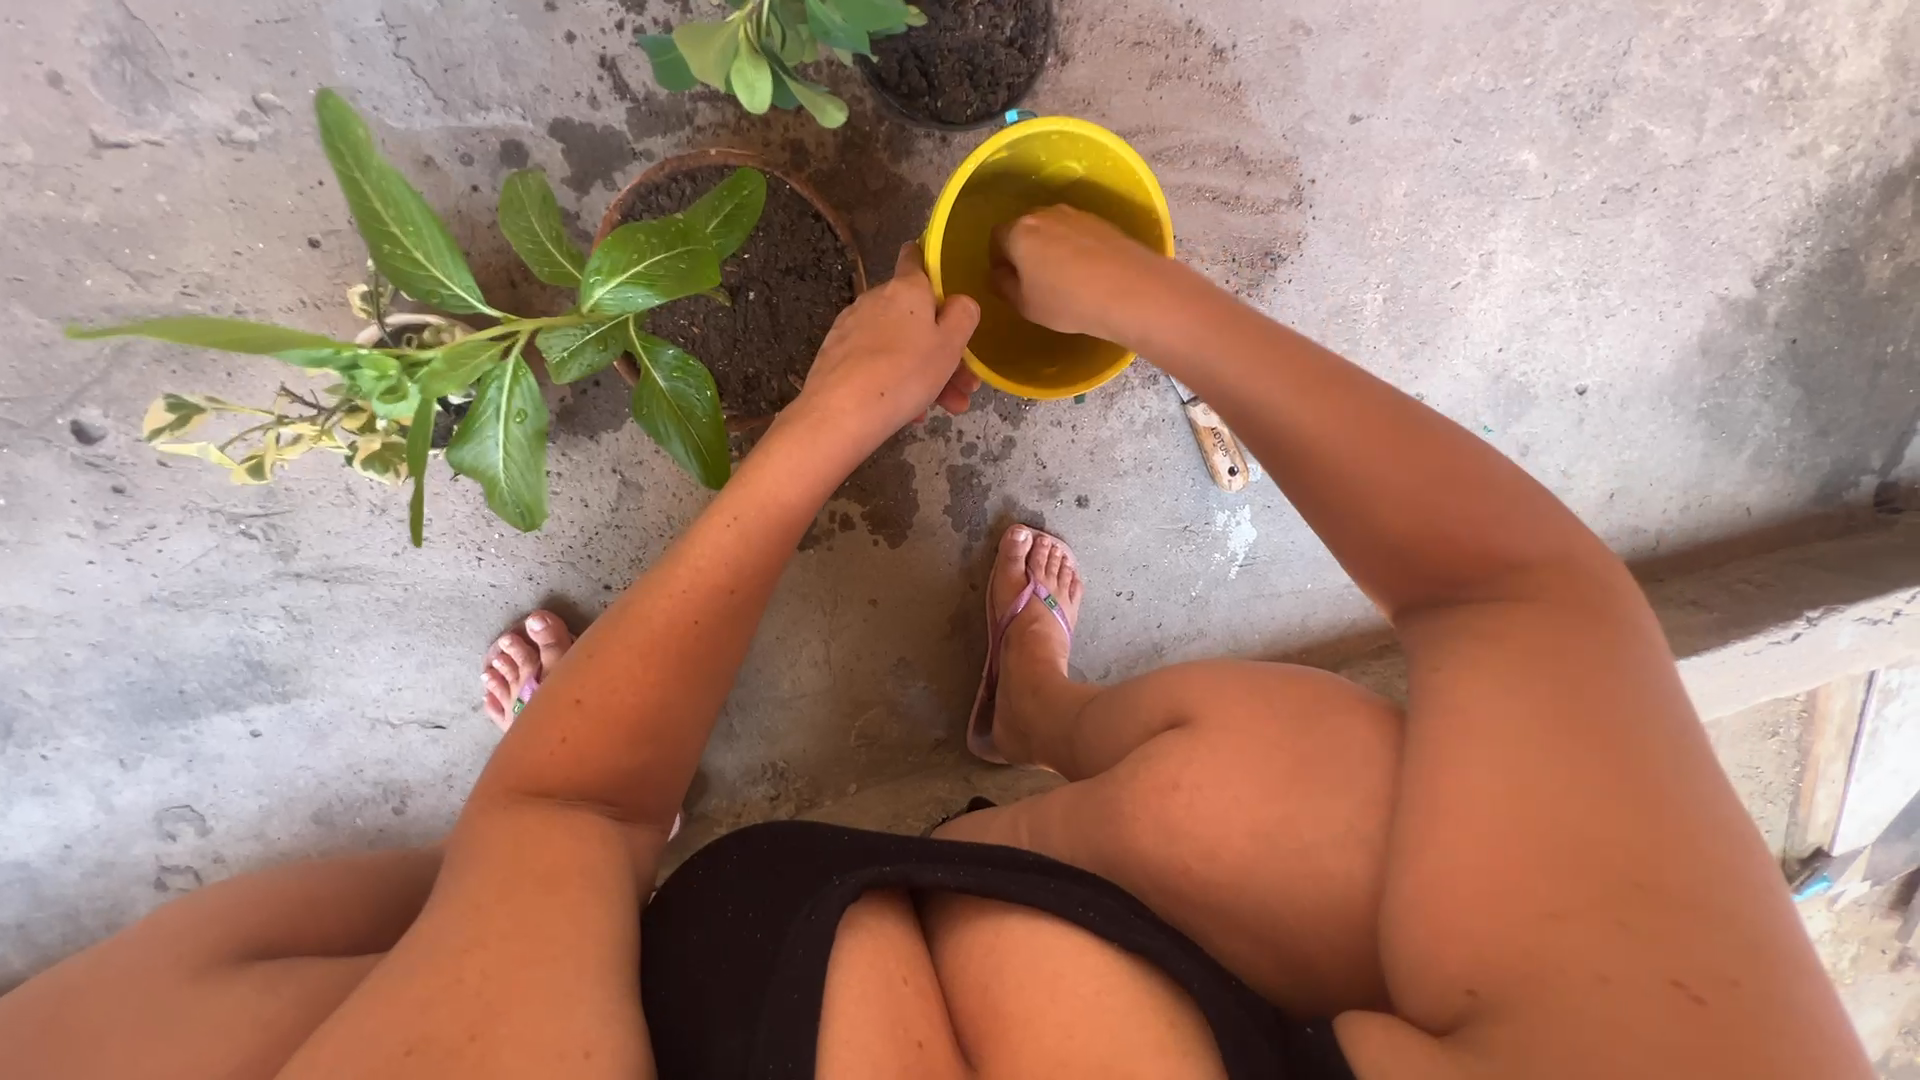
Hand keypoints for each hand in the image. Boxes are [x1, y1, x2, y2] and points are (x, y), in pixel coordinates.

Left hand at [792, 243, 981, 439]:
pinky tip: (911, 413)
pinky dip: (896, 382)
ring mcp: (851, 328)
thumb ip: (963, 316)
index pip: (915, 258)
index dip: (929, 264)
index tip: (941, 283)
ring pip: (898, 346)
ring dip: (924, 372)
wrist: (841, 412)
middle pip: (914, 317)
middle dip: (942, 349)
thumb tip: (960, 302)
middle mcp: (875, 300)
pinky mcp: (836, 356)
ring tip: (944, 408)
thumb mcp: (950, 346)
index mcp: (906, 289)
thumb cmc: (904, 373)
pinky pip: (876, 364)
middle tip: (963, 385)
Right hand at [991, 204, 1169, 344]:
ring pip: (1053, 229)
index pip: (997, 237)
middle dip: (1024, 250)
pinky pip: (1077, 234)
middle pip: (1025, 228)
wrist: (1128, 289)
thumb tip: (999, 274)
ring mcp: (1077, 215)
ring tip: (1062, 277)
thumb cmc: (1067, 301)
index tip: (1007, 279)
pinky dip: (1075, 248)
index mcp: (1019, 232)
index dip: (998, 259)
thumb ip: (1004, 286)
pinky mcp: (1102, 222)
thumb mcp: (1025, 305)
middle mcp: (1045, 214)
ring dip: (1051, 247)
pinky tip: (1085, 272)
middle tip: (1033, 279)